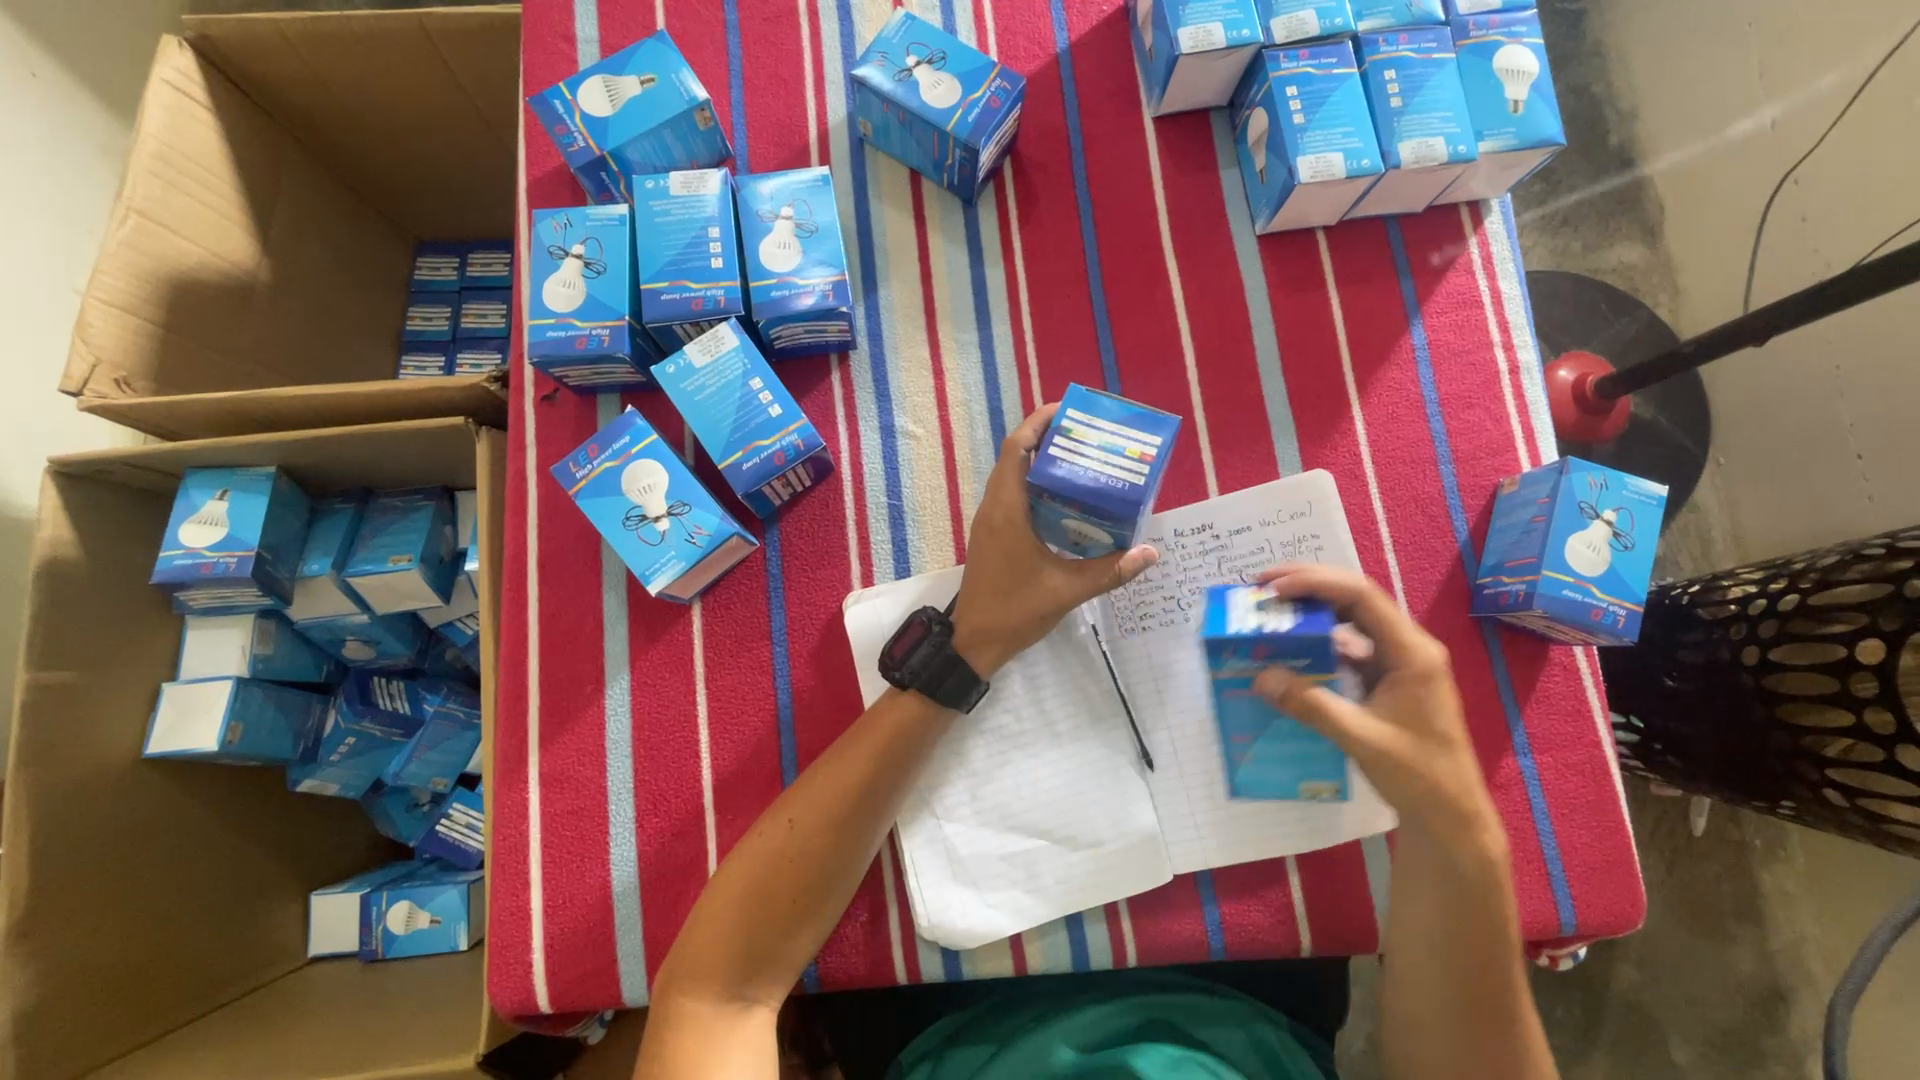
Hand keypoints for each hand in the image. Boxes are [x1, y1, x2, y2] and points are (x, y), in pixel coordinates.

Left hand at [949, 402, 1157, 676]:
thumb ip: (1110, 571)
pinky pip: (1015, 498)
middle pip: (1017, 456)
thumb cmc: (1015, 610)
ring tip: (1086, 461)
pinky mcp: (994, 536)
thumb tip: (1151, 552)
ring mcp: (991, 522)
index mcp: (1007, 509)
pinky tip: (1070, 501)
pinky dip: (1039, 488)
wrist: (974, 641)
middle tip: (1090, 436)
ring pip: (1015, 477)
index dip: (1040, 422)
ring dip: (1044, 464)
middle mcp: (995, 507)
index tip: (1070, 410)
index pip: (1016, 448)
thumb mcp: (1067, 590)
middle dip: (1050, 439)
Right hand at [1252, 565, 1504, 854]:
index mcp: (1412, 652)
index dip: (1315, 584)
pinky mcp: (1385, 682)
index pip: (1361, 597)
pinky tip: (1289, 652)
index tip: (1273, 588)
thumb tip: (1261, 677)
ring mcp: (1397, 664)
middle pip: (1355, 600)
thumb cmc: (1418, 775)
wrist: (1450, 816)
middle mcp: (1407, 648)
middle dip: (1308, 587)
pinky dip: (1316, 645)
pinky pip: (1347, 650)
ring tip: (1270, 612)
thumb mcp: (1360, 738)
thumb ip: (1311, 705)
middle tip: (1261, 586)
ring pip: (1350, 623)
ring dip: (1310, 613)